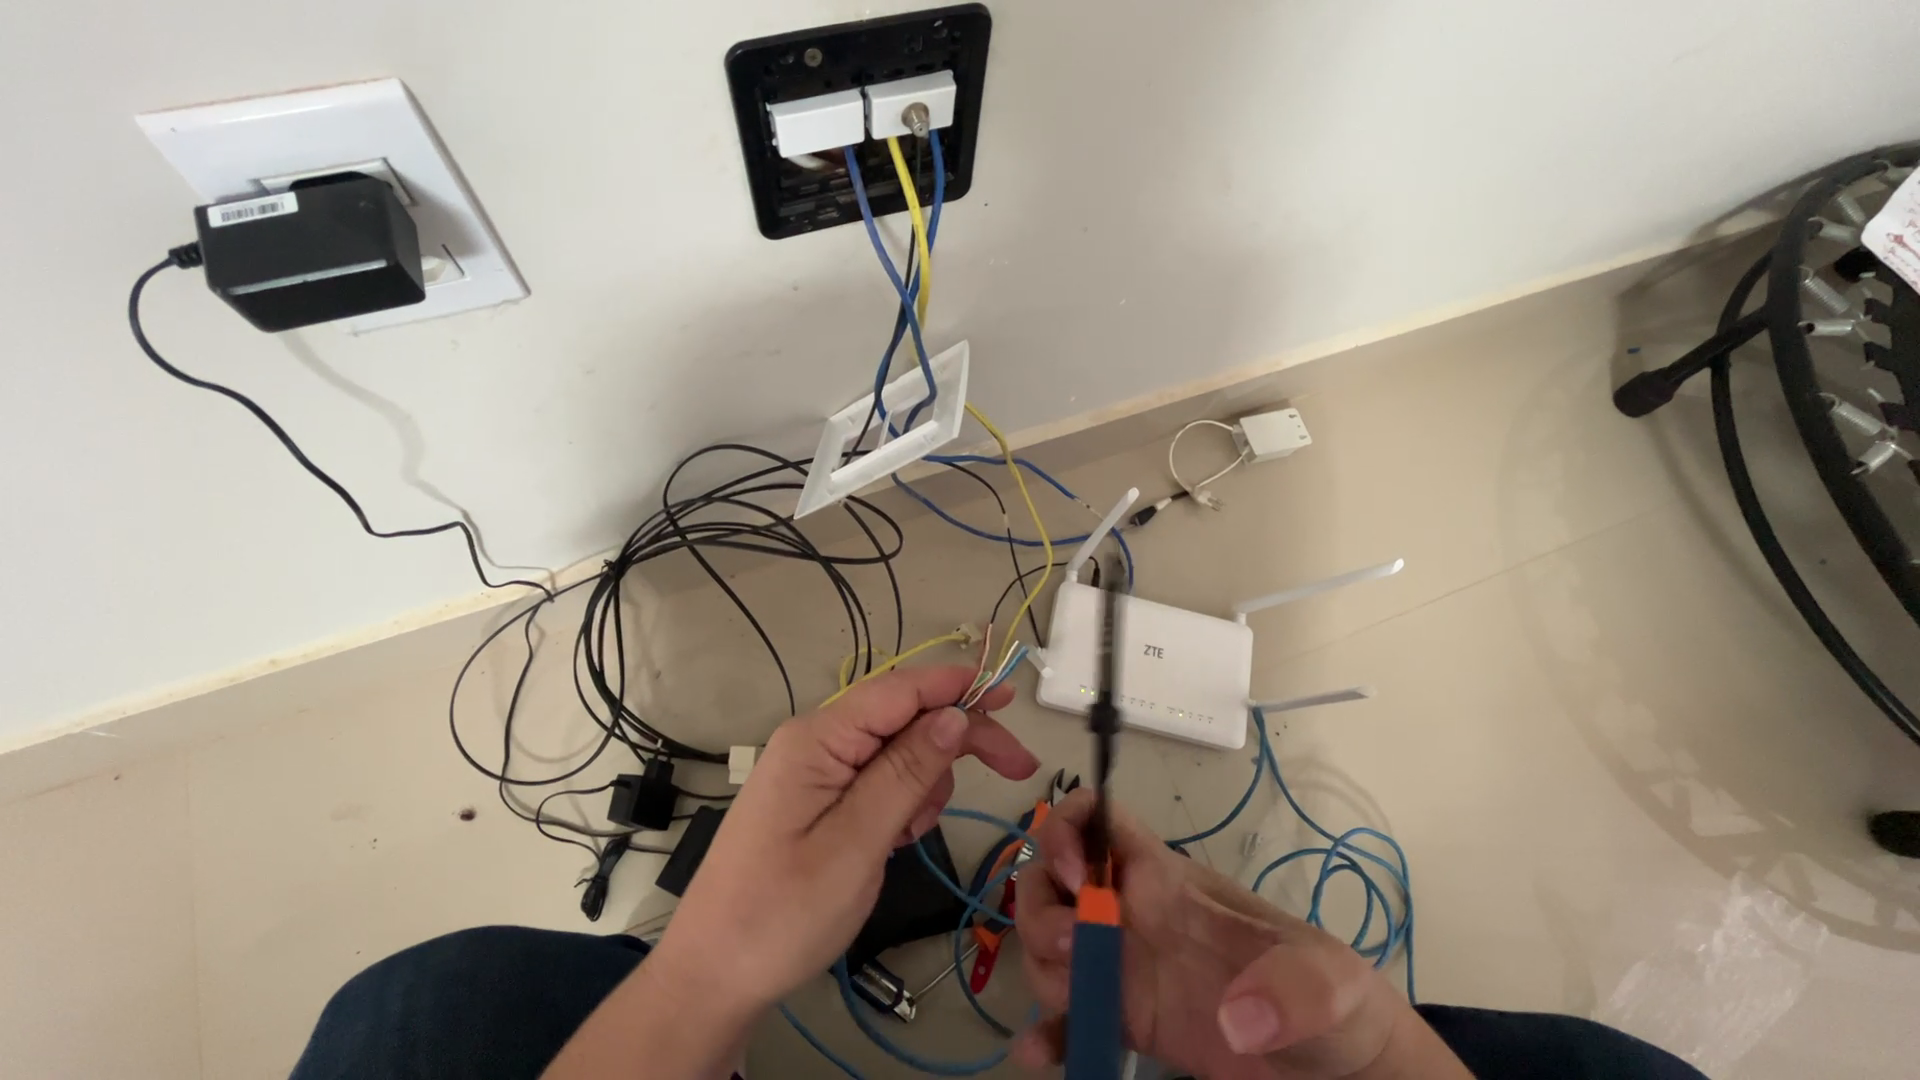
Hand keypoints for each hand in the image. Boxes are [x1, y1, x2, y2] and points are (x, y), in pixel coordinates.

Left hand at [648, 664, 1038, 1016]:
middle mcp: (817, 741)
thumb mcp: (855, 844)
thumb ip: (907, 774)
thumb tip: (955, 714)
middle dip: (959, 737)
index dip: (959, 686)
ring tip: (911, 835)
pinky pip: (879, 782)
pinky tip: (897, 839)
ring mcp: (817, 771)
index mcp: (818, 738)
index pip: (901, 690)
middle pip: (905, 717)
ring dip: (925, 783)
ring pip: (898, 752)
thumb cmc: (782, 913)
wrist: (713, 976)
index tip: (1013, 696)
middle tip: (1018, 769)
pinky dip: (903, 804)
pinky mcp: (820, 799)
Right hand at [1016, 791, 1466, 1078]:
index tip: (1076, 874)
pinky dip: (1047, 1032)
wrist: (1335, 1065)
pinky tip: (1038, 1053)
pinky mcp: (1125, 1021)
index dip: (1068, 828)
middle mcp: (1131, 914)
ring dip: (1041, 966)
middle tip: (1071, 948)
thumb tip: (1236, 1017)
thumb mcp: (1325, 982)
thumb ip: (1292, 989)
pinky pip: (1068, 1018)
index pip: (1099, 819)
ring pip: (1047, 944)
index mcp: (1166, 880)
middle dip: (1041, 907)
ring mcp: (1124, 968)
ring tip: (1078, 1004)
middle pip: (1051, 881)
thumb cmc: (1330, 998)